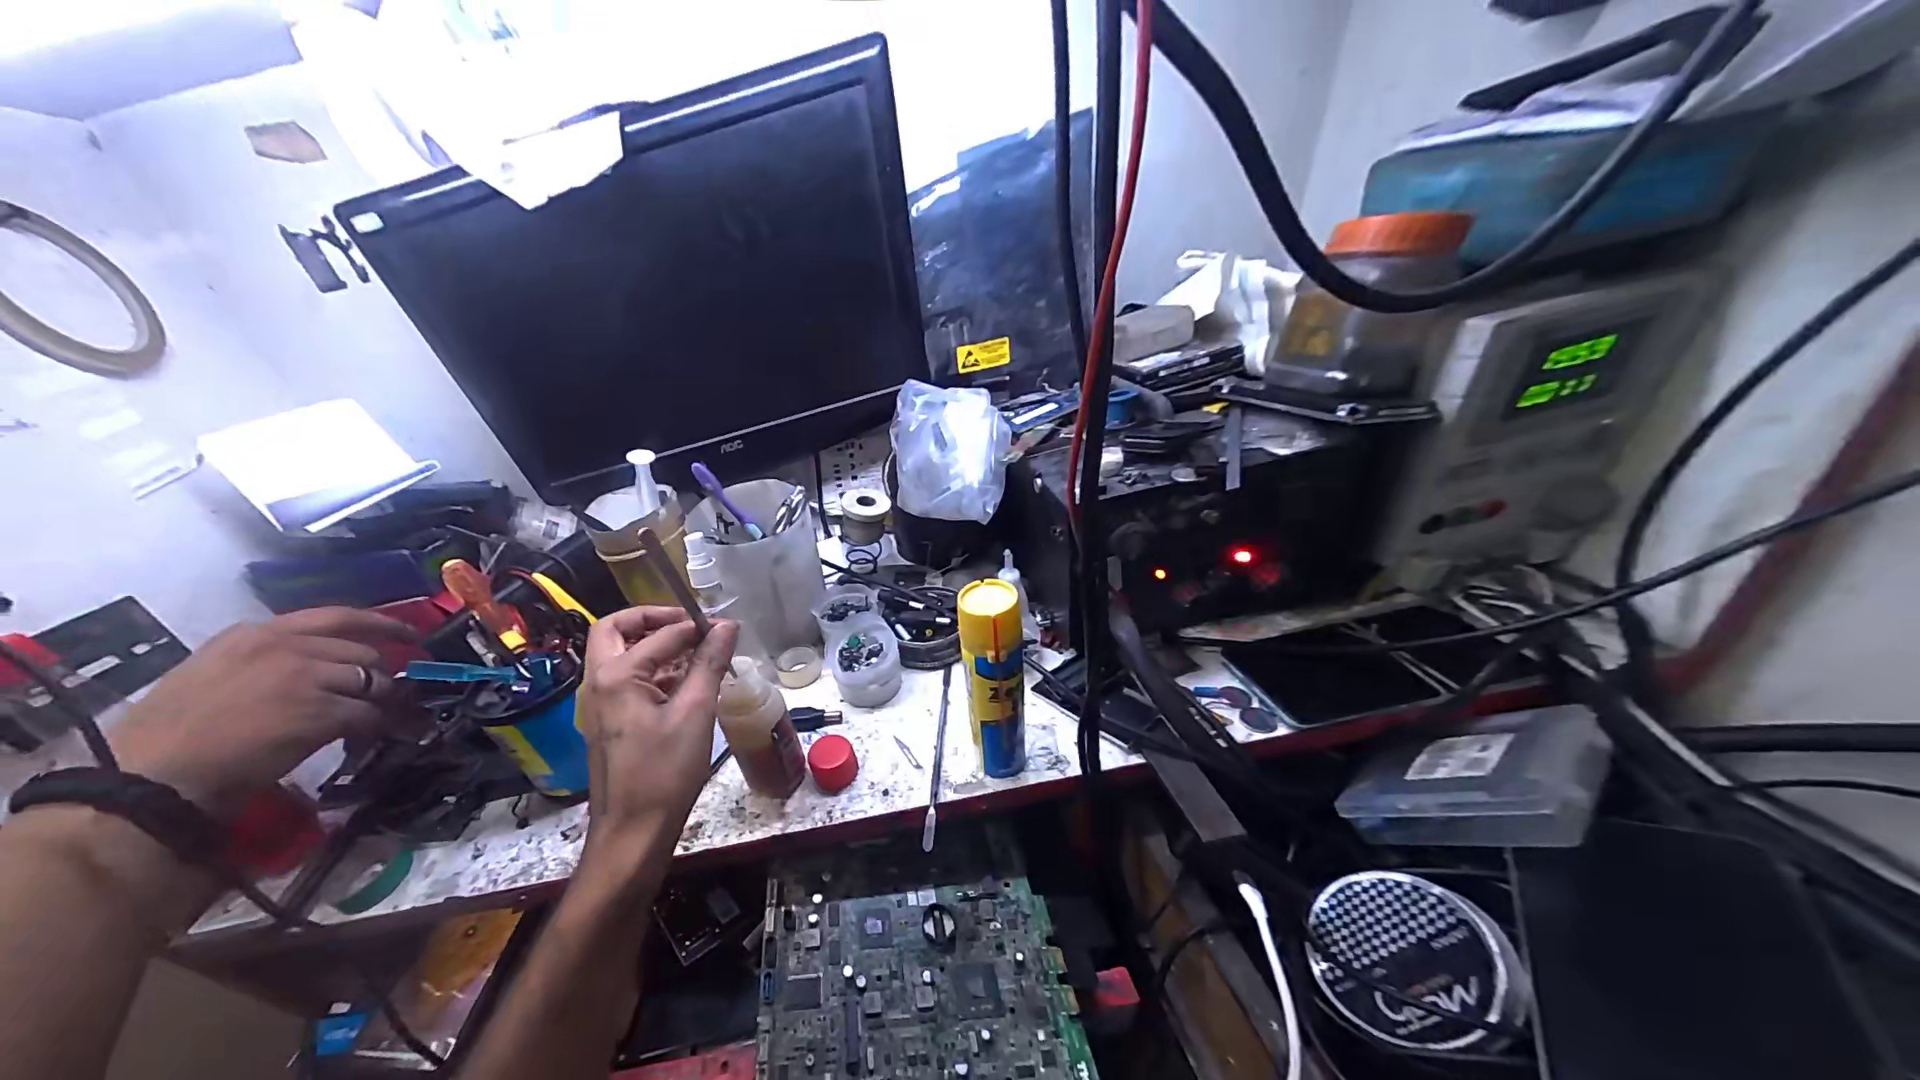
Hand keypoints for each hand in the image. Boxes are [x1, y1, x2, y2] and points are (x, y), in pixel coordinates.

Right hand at [109, 607, 416, 812]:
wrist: (149, 781)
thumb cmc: (167, 738)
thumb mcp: (211, 675)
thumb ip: (266, 661)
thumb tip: (319, 667)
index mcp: (254, 634)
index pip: (337, 617)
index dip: (382, 624)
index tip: (409, 634)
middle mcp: (285, 647)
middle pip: (362, 654)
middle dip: (378, 676)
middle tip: (382, 697)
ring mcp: (307, 677)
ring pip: (373, 683)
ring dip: (379, 703)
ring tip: (376, 720)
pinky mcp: (323, 710)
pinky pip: (370, 715)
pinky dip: (376, 727)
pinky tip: (365, 738)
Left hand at [574, 608, 737, 866]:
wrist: (633, 832)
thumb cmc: (664, 772)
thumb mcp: (696, 711)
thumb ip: (710, 662)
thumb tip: (727, 626)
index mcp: (615, 676)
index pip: (660, 633)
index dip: (695, 626)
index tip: (726, 629)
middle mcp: (599, 683)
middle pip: (617, 630)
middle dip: (654, 620)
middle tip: (691, 625)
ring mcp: (601, 704)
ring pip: (621, 655)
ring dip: (657, 645)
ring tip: (700, 654)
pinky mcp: (611, 721)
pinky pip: (630, 680)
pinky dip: (657, 671)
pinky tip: (691, 683)